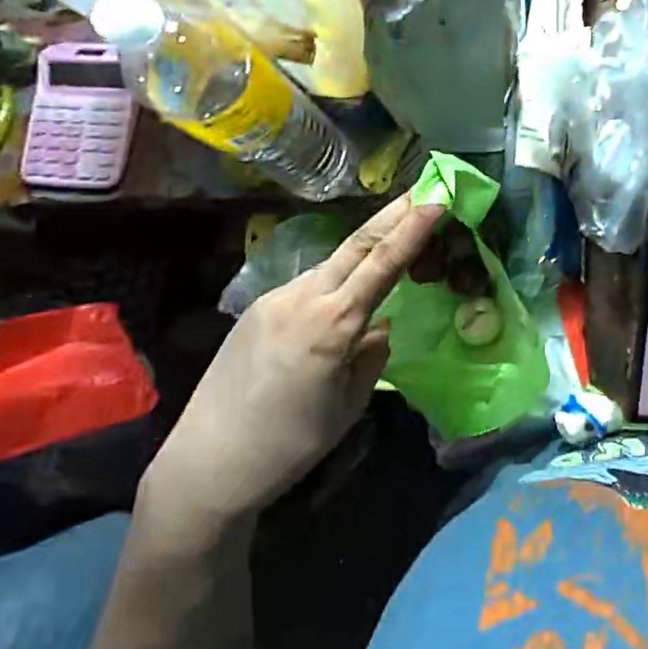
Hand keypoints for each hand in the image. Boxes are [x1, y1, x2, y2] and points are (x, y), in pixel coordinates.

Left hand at [145, 196, 445, 531]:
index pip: (382, 265)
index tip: (438, 198)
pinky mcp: (257, 310)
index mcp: (333, 325)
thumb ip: (370, 358)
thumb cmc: (290, 445)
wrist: (209, 458)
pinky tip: (339, 296)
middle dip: (391, 215)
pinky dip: (332, 281)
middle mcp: (302, 298)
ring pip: (328, 266)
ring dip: (361, 251)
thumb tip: (380, 327)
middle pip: (354, 246)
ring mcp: (275, 299)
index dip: (413, 229)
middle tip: (420, 190)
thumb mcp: (347, 406)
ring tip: (389, 239)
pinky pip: (305, 286)